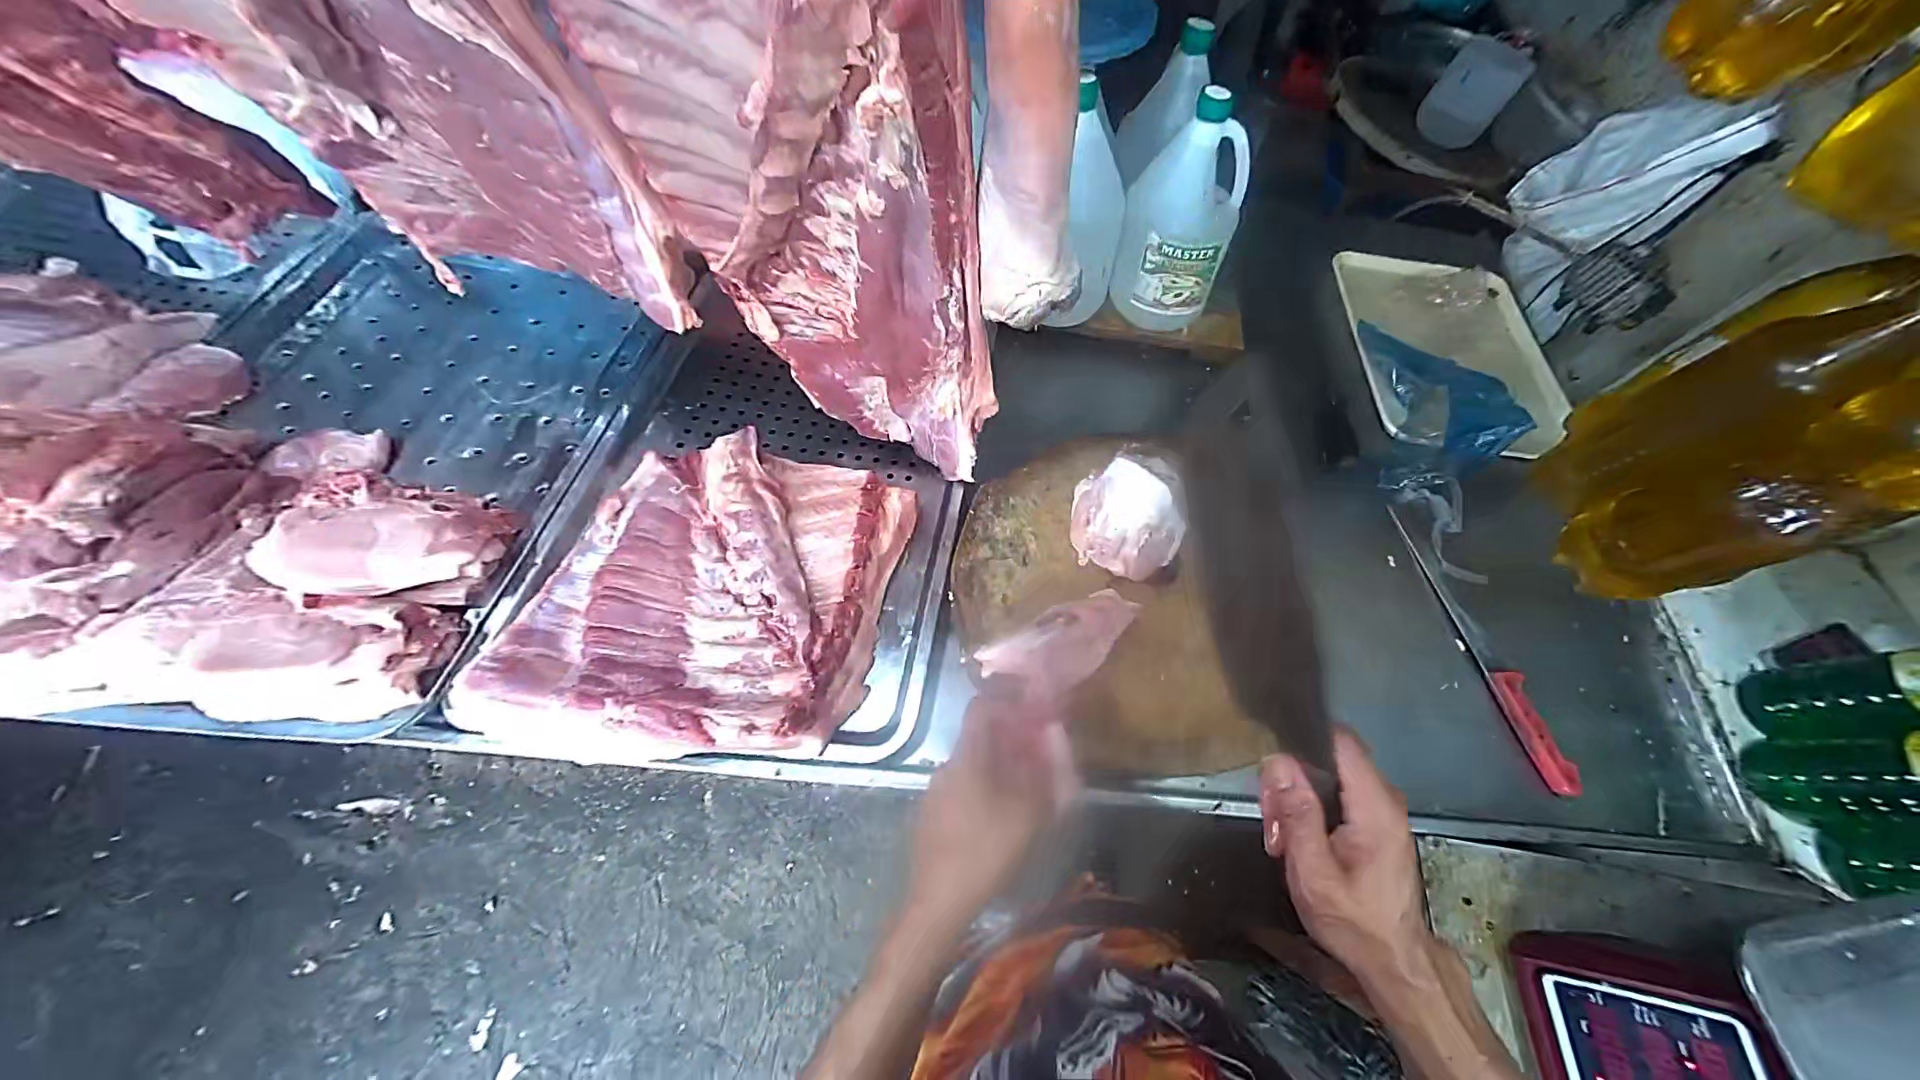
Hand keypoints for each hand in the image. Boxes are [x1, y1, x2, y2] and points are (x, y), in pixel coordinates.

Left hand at [906, 679, 1077, 932]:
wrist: (937, 903)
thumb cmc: (986, 852)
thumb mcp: (1028, 815)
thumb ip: (1047, 774)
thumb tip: (1056, 741)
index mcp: (966, 758)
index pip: (981, 708)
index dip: (1008, 705)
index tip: (1032, 717)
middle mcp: (946, 766)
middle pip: (978, 739)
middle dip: (1009, 744)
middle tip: (1038, 761)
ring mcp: (933, 792)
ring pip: (970, 767)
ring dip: (997, 771)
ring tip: (1022, 796)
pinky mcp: (929, 816)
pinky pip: (960, 790)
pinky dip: (981, 793)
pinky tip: (996, 821)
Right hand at [1259, 728, 1430, 987]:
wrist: (1393, 964)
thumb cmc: (1353, 921)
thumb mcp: (1313, 870)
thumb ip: (1297, 812)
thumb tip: (1279, 762)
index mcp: (1374, 807)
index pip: (1340, 741)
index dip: (1302, 740)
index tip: (1271, 765)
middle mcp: (1384, 800)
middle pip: (1325, 759)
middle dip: (1288, 781)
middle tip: (1271, 822)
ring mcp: (1381, 811)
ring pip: (1324, 777)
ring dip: (1293, 800)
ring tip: (1280, 838)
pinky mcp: (1373, 823)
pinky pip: (1333, 795)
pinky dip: (1307, 810)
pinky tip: (1294, 840)